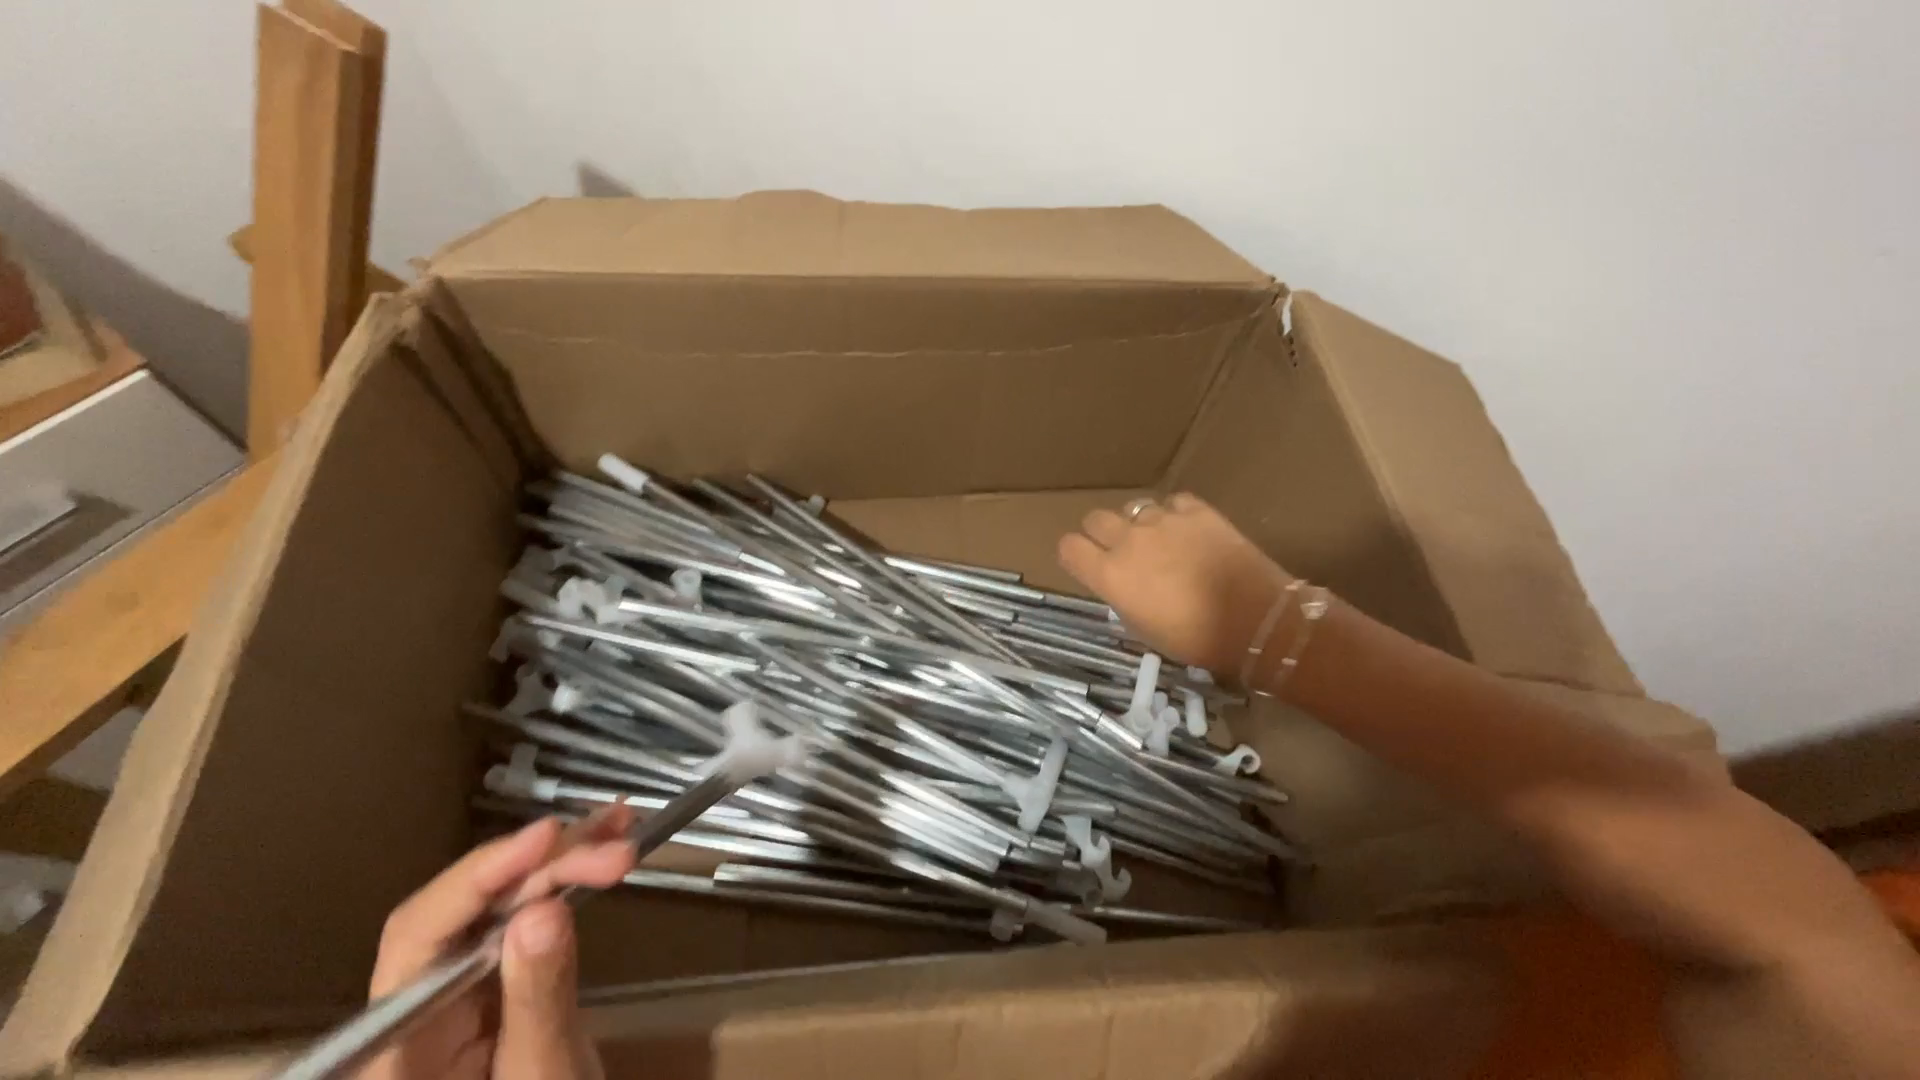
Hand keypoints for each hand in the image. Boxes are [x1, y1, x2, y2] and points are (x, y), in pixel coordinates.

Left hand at [364, 810, 637, 1079]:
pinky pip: (524, 918)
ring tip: (621, 828)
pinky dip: (566, 880)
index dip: (479, 877)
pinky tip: (605, 846)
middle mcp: (414, 1006)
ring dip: (563, 861)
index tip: (547, 838)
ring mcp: (455, 992)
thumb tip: (542, 909)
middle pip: (467, 911)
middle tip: (619, 847)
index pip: (418, 935)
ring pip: (499, 904)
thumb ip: (536, 1003)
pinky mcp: (495, 984)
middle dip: (546, 868)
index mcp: (396, 1044)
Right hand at [1057, 493, 1292, 678]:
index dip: (1075, 555)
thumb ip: (1122, 598)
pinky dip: (1174, 515)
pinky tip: (1186, 531)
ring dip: (1139, 524)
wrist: (1254, 622)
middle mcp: (1129, 541)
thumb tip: (1121, 584)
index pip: (1068, 548)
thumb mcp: (1143, 630)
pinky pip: (1173, 503)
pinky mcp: (1197, 511)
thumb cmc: (1194, 640)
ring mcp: (1163, 521)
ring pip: (1134, 508)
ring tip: (1159, 541)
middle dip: (1102, 534)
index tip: (1086, 564)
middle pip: (1095, 519)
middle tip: (1120, 551)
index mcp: (1110, 575)